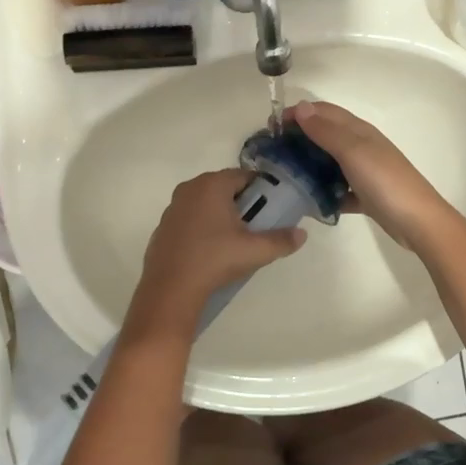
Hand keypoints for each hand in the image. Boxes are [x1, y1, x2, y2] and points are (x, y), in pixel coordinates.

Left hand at [131, 169, 305, 327]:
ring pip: (205, 204)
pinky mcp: (163, 227)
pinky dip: (202, 228)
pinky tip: (209, 251)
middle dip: (242, 203)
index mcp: (212, 185)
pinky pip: (190, 220)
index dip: (262, 191)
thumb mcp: (255, 251)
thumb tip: (302, 234)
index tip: (272, 209)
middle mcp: (189, 189)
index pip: (244, 176)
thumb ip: (281, 240)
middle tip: (256, 226)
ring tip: (234, 241)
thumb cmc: (215, 260)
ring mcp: (173, 208)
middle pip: (224, 188)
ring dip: (221, 216)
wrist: (171, 288)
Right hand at [287, 101, 453, 248]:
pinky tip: (306, 202)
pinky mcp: (364, 195)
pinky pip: (337, 189)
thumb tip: (300, 107)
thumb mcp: (353, 152)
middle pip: (324, 136)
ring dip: (308, 165)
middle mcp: (360, 147)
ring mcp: (363, 172)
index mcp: (359, 131)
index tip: (270, 128)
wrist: (416, 221)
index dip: (297, 114)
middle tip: (271, 154)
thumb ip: (326, 131)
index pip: (323, 112)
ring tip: (282, 176)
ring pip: (329, 163)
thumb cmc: (385, 182)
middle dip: (298, 140)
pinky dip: (322, 192)